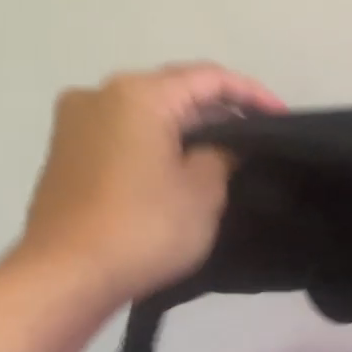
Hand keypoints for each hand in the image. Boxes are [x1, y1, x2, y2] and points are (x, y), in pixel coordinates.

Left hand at [14, 62, 284, 301]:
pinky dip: (160, 142)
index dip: (252, 94)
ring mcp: (76, 122)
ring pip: (148, 112)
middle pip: (174, 89)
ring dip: (188, 128)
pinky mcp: (67, 151)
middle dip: (219, 110)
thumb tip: (225, 145)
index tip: (284, 119)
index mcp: (138, 95)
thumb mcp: (204, 191)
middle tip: (259, 138)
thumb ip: (223, 155)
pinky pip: (126, 133)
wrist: (67, 273)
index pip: (208, 78)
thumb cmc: (145, 227)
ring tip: (226, 155)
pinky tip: (183, 168)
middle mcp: (99, 94)